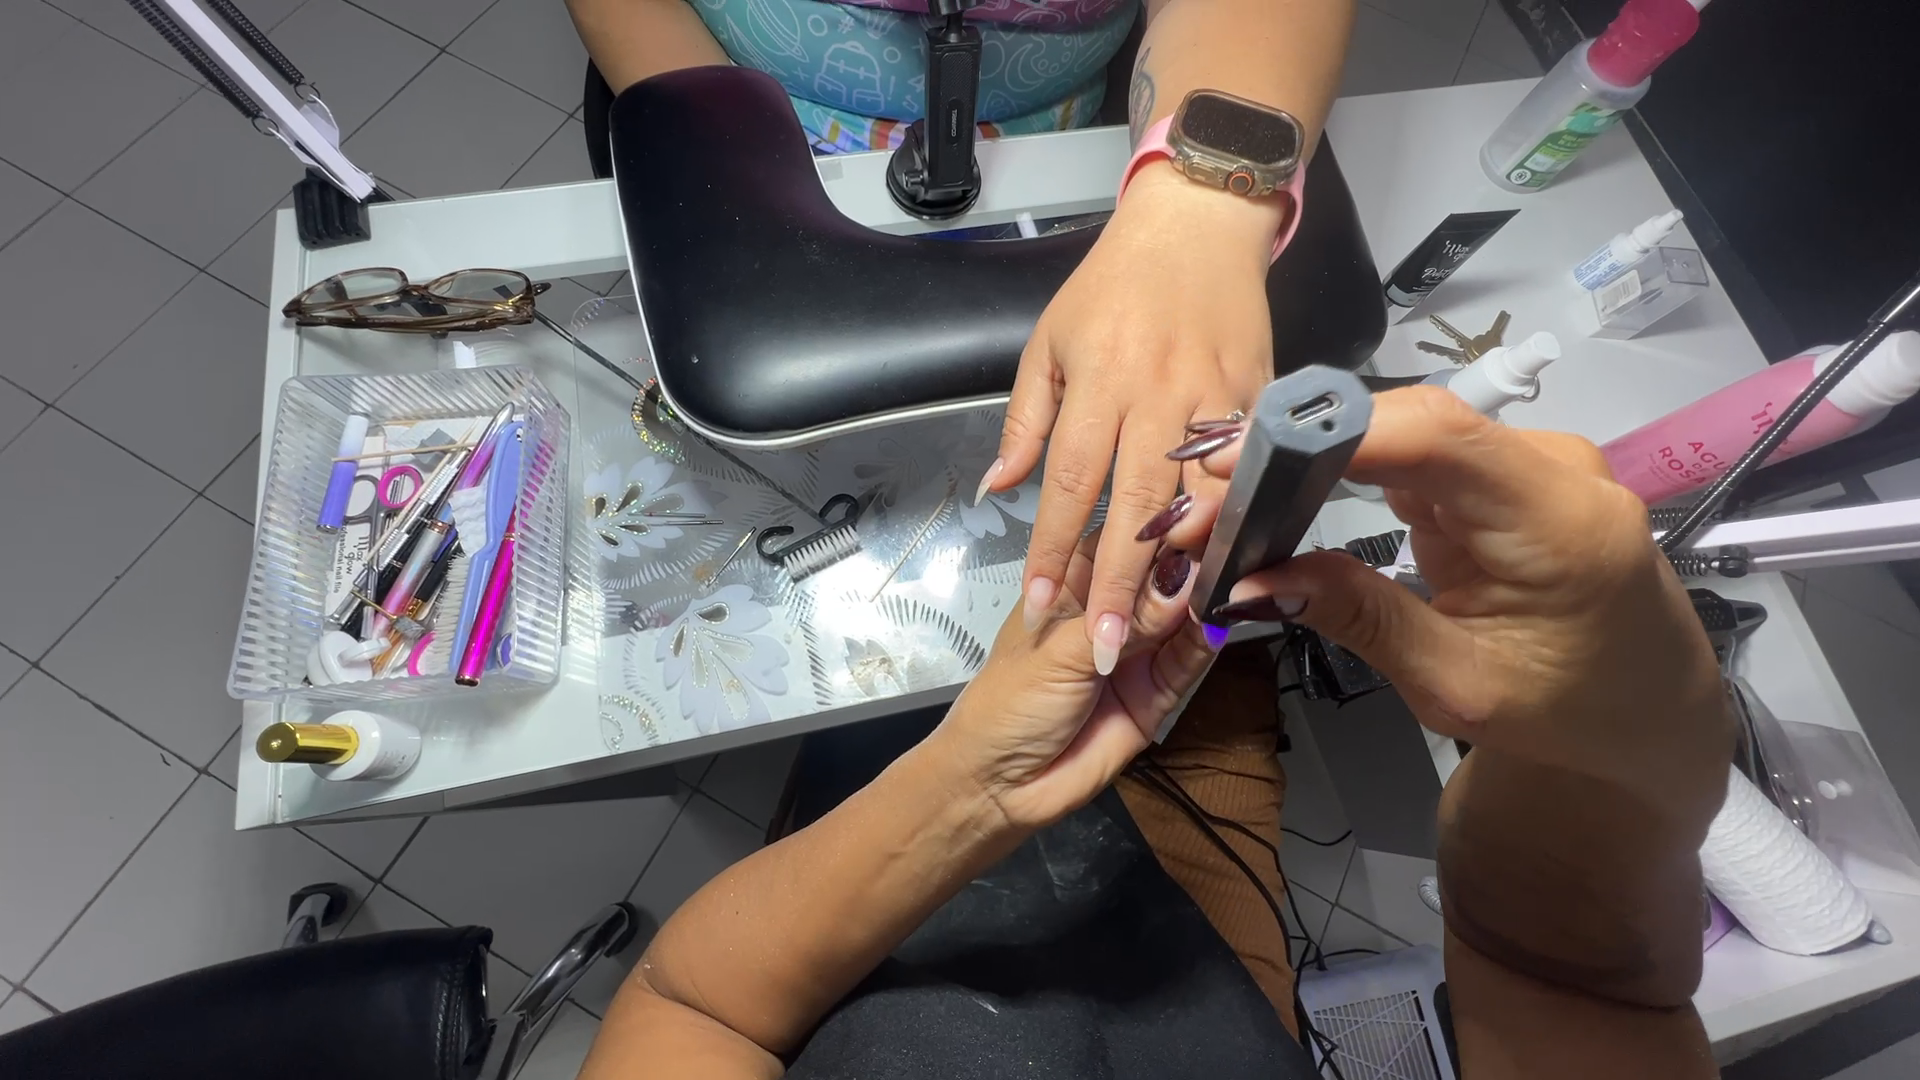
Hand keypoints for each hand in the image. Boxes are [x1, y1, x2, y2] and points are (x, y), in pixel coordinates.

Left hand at [929, 536, 1217, 830]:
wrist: (1001, 787)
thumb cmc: (1011, 702)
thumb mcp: (1062, 654)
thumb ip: (1126, 620)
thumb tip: (1182, 576)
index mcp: (1072, 585)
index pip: (1119, 544)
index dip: (1154, 527)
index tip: (1193, 507)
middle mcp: (1109, 611)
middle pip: (1156, 577)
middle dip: (1188, 557)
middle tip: (1224, 533)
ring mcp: (1136, 651)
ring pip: (1179, 616)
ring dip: (1203, 596)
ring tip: (1233, 571)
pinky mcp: (1157, 691)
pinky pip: (1188, 661)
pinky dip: (1206, 640)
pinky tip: (1225, 615)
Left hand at [983, 163, 1285, 675]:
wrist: (1195, 227)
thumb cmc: (1106, 290)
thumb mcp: (1046, 346)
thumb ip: (1025, 423)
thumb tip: (999, 489)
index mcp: (1096, 383)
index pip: (1069, 484)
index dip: (1052, 548)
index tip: (1038, 605)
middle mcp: (1156, 397)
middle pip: (1134, 507)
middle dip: (1117, 585)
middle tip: (1103, 649)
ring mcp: (1216, 399)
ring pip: (1199, 498)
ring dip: (1181, 567)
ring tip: (1164, 627)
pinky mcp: (1260, 397)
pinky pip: (1247, 472)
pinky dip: (1233, 522)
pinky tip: (1223, 567)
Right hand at [1201, 388, 1727, 820]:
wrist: (1645, 716)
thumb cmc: (1565, 714)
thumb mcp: (1452, 681)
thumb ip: (1357, 616)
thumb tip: (1250, 579)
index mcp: (1557, 522)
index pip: (1435, 438)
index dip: (1329, 432)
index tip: (1237, 459)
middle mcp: (1548, 469)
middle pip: (1407, 421)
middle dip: (1298, 447)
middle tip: (1212, 493)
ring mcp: (1521, 466)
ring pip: (1396, 432)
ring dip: (1309, 457)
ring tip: (1234, 498)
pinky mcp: (1494, 478)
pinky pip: (1405, 455)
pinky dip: (1336, 469)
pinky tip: (1286, 491)